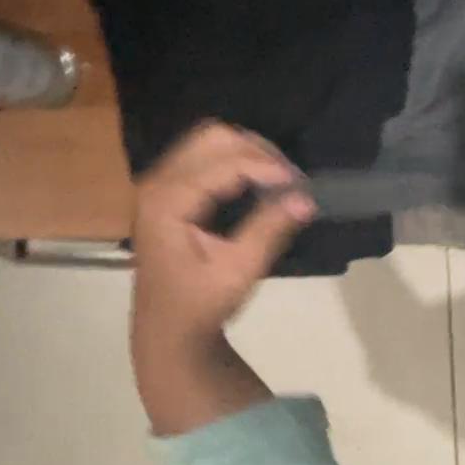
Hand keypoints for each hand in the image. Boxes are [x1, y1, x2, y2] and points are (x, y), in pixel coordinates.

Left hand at [130, 122, 314, 354]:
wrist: (168, 326)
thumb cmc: (200, 303)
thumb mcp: (239, 271)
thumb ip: (269, 230)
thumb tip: (306, 199)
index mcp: (168, 202)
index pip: (223, 163)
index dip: (266, 167)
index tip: (301, 186)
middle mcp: (159, 183)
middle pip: (213, 137)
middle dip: (258, 151)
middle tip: (291, 180)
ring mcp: (162, 185)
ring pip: (210, 142)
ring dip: (250, 154)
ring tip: (282, 182)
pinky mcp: (172, 191)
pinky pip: (207, 157)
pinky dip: (239, 162)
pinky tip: (262, 185)